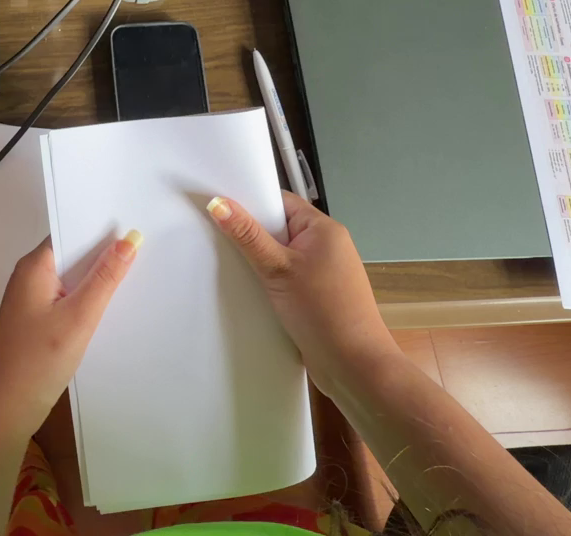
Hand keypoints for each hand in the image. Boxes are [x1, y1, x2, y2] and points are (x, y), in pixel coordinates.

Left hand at [0, 233, 140, 436]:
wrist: (6, 409)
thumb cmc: (40, 360)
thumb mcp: (79, 317)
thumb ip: (105, 278)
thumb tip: (129, 239)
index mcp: (33, 266)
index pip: (69, 233)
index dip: (99, 229)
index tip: (133, 225)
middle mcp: (29, 275)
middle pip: (71, 255)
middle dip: (102, 254)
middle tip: (143, 249)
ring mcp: (30, 298)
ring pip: (70, 278)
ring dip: (95, 279)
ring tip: (136, 273)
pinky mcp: (35, 319)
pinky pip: (65, 297)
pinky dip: (85, 299)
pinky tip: (109, 306)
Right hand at [206, 192, 397, 391]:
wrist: (355, 368)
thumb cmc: (321, 311)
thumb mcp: (277, 268)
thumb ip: (246, 235)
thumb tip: (217, 202)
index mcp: (323, 228)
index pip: (280, 202)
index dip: (250, 203)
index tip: (218, 206)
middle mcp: (326, 244)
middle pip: (279, 227)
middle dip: (251, 233)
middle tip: (215, 235)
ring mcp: (323, 270)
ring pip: (281, 253)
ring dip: (259, 259)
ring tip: (228, 262)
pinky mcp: (317, 293)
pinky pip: (287, 274)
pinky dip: (269, 278)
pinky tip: (249, 286)